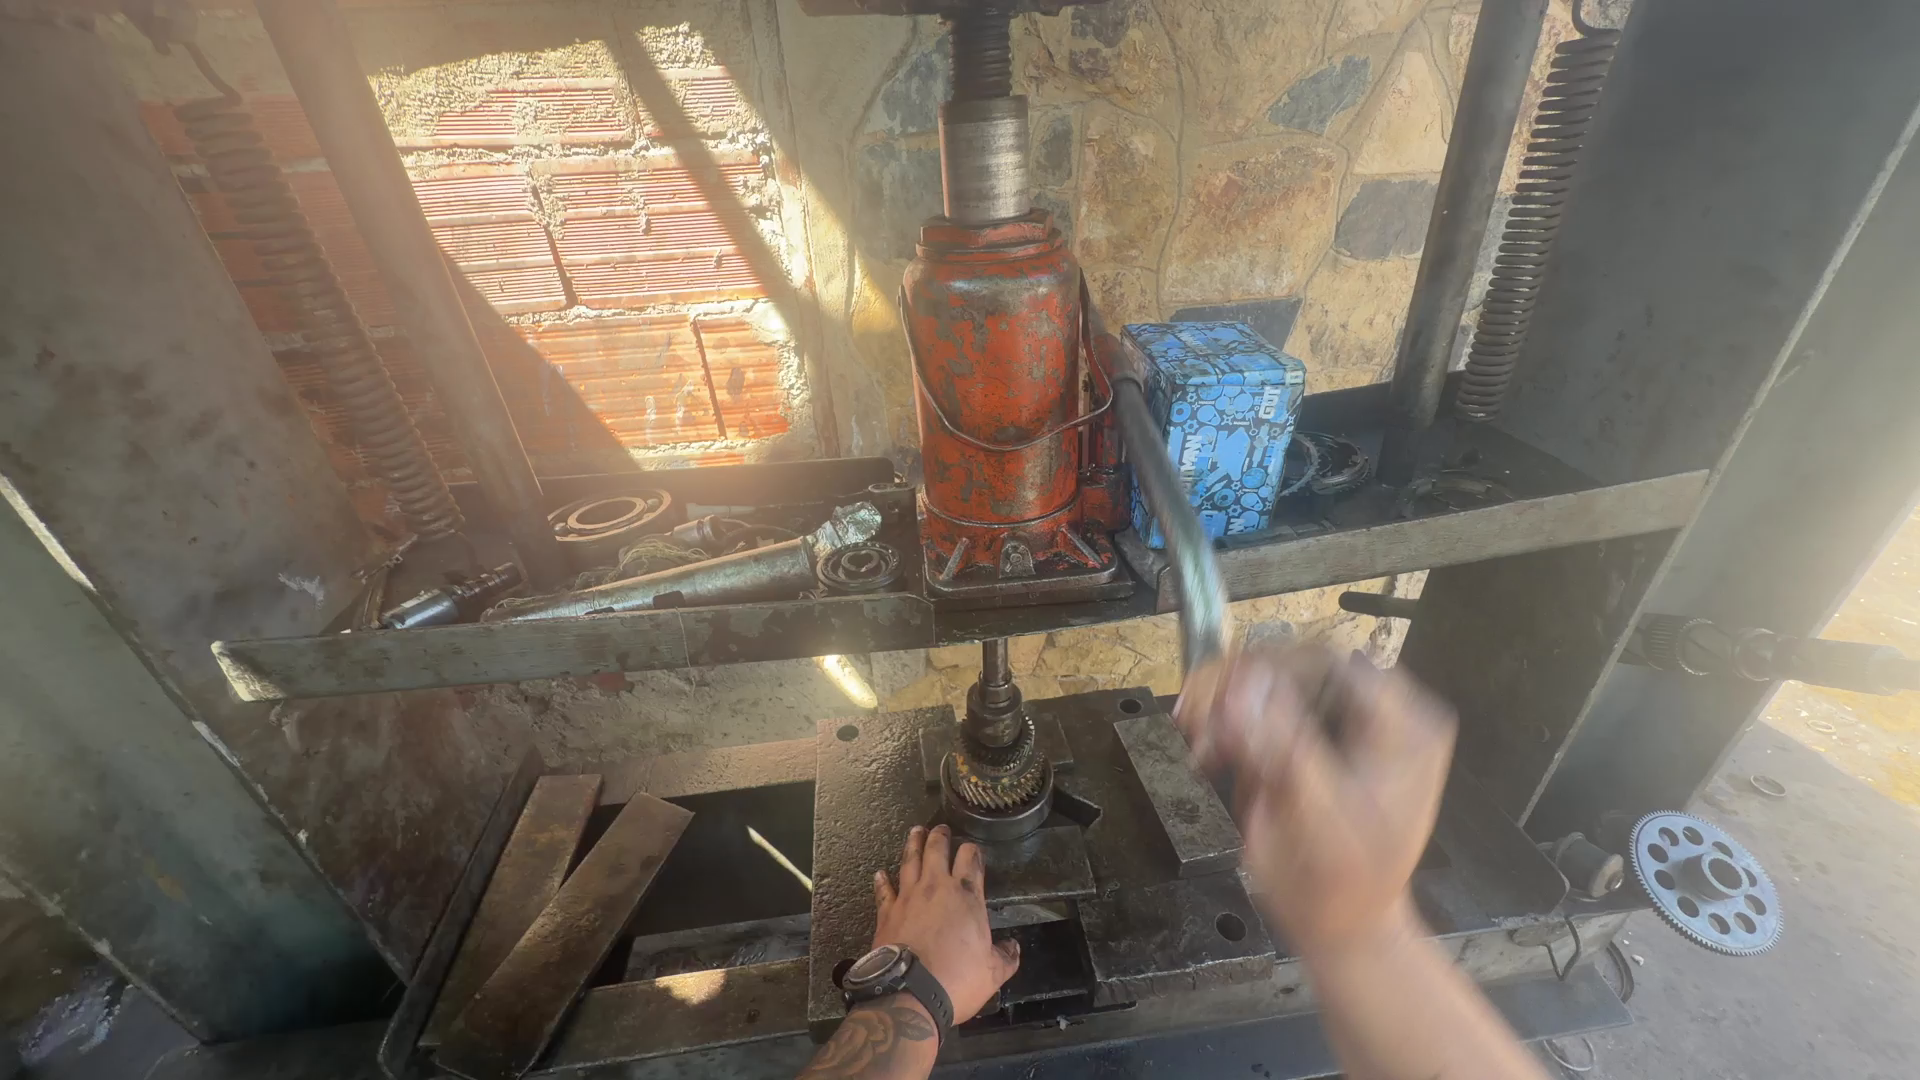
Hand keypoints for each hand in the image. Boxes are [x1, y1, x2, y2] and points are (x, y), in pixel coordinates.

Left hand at [872, 825, 1019, 1022]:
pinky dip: (882, 880)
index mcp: (966, 896)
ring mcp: (909, 897)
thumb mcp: (993, 973)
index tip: (974, 849)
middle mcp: (936, 887)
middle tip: (940, 827)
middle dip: (940, 836)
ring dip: (913, 844)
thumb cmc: (957, 980)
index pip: (970, 859)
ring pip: (910, 860)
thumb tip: (1014, 947)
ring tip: (915, 831)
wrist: (910, 994)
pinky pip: (884, 890)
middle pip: (937, 850)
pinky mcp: (887, 912)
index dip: (973, 850)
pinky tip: (880, 873)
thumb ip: (1006, 956)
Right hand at [1175, 645, 1454, 957]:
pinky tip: (1205, 752)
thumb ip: (1286, 751)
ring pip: (1261, 677)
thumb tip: (1239, 692)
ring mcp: (1331, 718)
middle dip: (1234, 687)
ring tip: (1195, 739)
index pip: (1332, 664)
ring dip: (1218, 701)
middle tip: (1193, 718)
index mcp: (1402, 724)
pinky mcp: (1297, 731)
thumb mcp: (1323, 821)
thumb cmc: (1345, 883)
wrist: (1336, 925)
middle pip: (1290, 663)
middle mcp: (1370, 709)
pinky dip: (1218, 720)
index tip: (1222, 696)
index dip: (1271, 667)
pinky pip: (1250, 703)